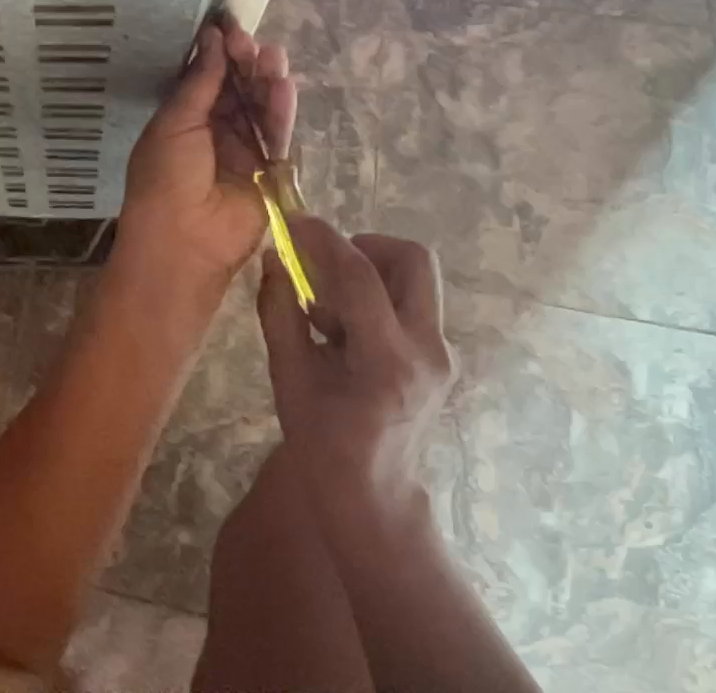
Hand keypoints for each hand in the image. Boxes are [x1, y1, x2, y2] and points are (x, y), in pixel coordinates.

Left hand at [116, 16, 296, 287]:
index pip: (206, 79)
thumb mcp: (174, 123)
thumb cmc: (166, 177)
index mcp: (182, 121)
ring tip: (273, 56)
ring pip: (259, 108)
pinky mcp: (268, 171)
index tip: (230, 25)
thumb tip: (212, 37)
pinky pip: (277, 134)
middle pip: (237, 90)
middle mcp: (213, 133)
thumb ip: (199, 81)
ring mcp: (242, 151)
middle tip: (252, 42)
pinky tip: (285, 86)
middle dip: (245, 63)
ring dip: (266, 82)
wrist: (184, 240)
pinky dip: (281, 111)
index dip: (219, 53)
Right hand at [257, 217, 454, 512]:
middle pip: (413, 260)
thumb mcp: (288, 378)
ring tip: (327, 309)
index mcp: (388, 360)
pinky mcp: (440, 356)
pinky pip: (410, 304)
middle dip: (365, 246)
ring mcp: (442, 353)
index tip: (293, 221)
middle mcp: (428, 349)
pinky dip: (375, 298)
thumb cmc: (321, 442)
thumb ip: (279, 314)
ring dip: (370, 272)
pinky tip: (341, 332)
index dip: (322, 240)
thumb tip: (273, 261)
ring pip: (415, 279)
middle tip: (323, 263)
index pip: (360, 276)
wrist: (371, 494)